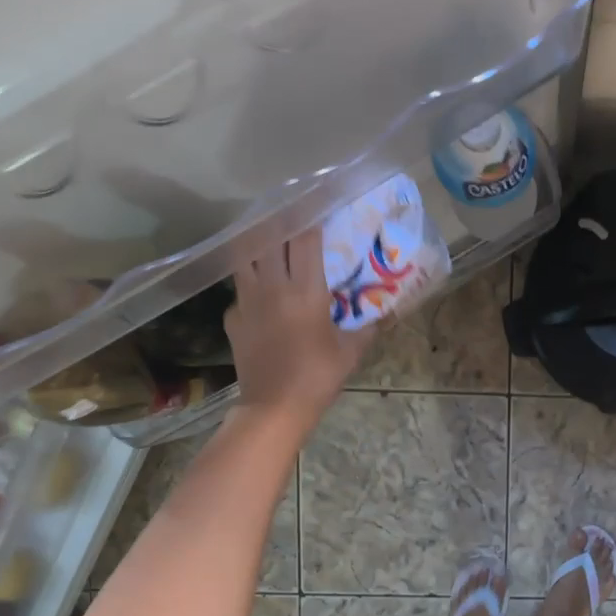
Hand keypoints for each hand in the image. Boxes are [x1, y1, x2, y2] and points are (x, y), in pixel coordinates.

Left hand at [224, 227, 377, 422]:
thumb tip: (383, 315)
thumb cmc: (318, 377)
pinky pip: (240, 290)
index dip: (310, 219)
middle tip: (291, 218)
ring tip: (270, 243)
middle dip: (281, 224)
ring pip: (246, 256)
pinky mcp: (233, 317)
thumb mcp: (350, 353)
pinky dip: (251, 285)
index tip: (317, 208)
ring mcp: (247, 300)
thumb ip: (366, 329)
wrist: (275, 407)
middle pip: (270, 237)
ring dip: (258, 245)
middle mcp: (273, 286)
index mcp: (305, 290)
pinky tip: (261, 295)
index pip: (304, 239)